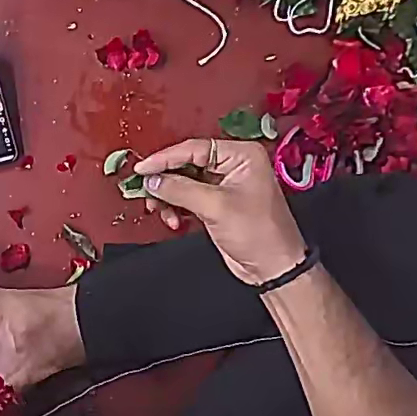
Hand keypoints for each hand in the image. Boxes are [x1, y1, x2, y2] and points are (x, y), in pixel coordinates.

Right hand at [134, 138, 308, 285]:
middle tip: (145, 191)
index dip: (165, 158)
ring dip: (168, 196)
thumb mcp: (216, 207)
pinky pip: (188, 197)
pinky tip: (172, 220)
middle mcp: (234, 165)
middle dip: (165, 180)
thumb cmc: (259, 234)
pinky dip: (176, 207)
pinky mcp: (217, 203)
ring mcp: (225, 184)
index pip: (195, 148)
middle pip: (187, 164)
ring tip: (159, 210)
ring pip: (184, 182)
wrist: (274, 267)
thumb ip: (180, 190)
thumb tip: (152, 180)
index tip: (142, 168)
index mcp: (242, 155)